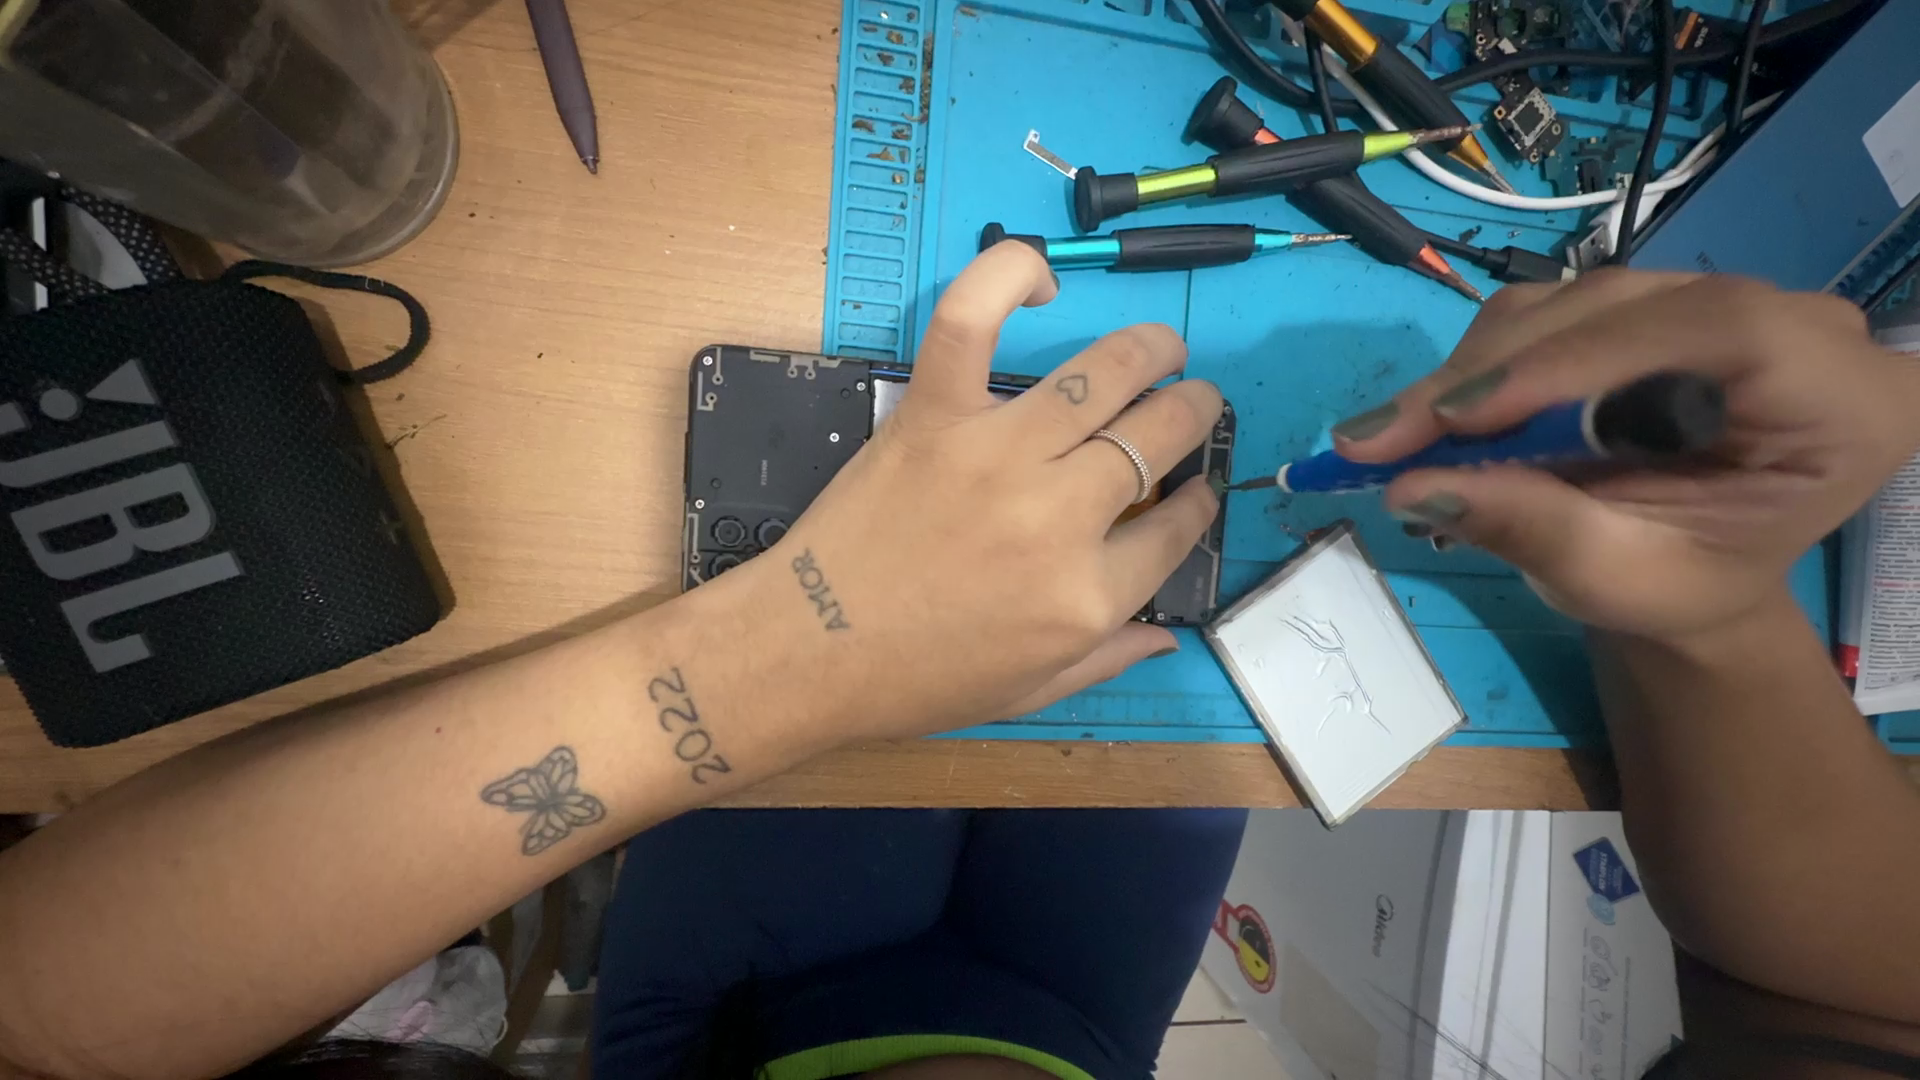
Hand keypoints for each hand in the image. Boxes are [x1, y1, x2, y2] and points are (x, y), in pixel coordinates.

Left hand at [716, 242, 1222, 738]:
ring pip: (1102, 374)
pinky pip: (971, 320)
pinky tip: (1042, 280)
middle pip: (1157, 437)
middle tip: (1192, 403)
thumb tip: (1171, 636)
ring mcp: (995, 454)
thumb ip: (1108, 659)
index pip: (1177, 528)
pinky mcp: (932, 414)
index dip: (1198, 504)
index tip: (1193, 492)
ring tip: (1163, 347)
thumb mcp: (1029, 693)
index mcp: (1089, 594)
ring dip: (1151, 349)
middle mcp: (1059, 514)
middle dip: (1194, 413)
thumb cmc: (919, 681)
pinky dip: (1006, 276)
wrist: (811, 651)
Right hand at [1329, 270, 1919, 639]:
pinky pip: (1535, 315)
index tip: (1458, 419)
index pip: (1715, 331)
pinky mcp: (1630, 315)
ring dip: (1462, 371)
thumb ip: (1524, 528)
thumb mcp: (1604, 579)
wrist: (1677, 568)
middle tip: (1377, 439)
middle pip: (1616, 308)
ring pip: (1562, 304)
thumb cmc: (1668, 584)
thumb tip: (1407, 488)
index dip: (1576, 360)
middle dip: (1484, 375)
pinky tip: (1431, 419)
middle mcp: (1786, 332)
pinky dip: (1467, 367)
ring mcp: (1702, 312)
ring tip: (1390, 438)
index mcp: (1839, 403)